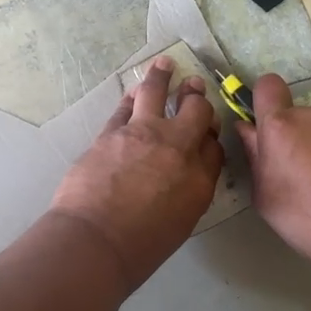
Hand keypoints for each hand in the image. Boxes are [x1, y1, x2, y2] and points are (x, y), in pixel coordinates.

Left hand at [49, 56, 222, 292]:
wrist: (95, 240)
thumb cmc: (139, 247)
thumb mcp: (180, 222)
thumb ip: (188, 191)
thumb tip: (181, 174)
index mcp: (200, 181)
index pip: (214, 147)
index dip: (211, 135)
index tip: (207, 131)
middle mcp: (178, 149)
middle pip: (196, 111)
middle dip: (196, 96)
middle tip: (194, 85)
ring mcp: (144, 134)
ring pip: (158, 93)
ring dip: (163, 75)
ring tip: (165, 63)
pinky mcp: (113, 131)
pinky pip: (126, 105)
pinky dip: (132, 95)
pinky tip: (133, 90)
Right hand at [237, 74, 310, 281]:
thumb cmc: (309, 220)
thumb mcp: (265, 197)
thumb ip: (255, 156)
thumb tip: (249, 131)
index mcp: (281, 126)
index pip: (267, 86)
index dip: (264, 101)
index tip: (265, 127)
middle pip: (295, 116)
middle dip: (292, 137)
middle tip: (298, 175)